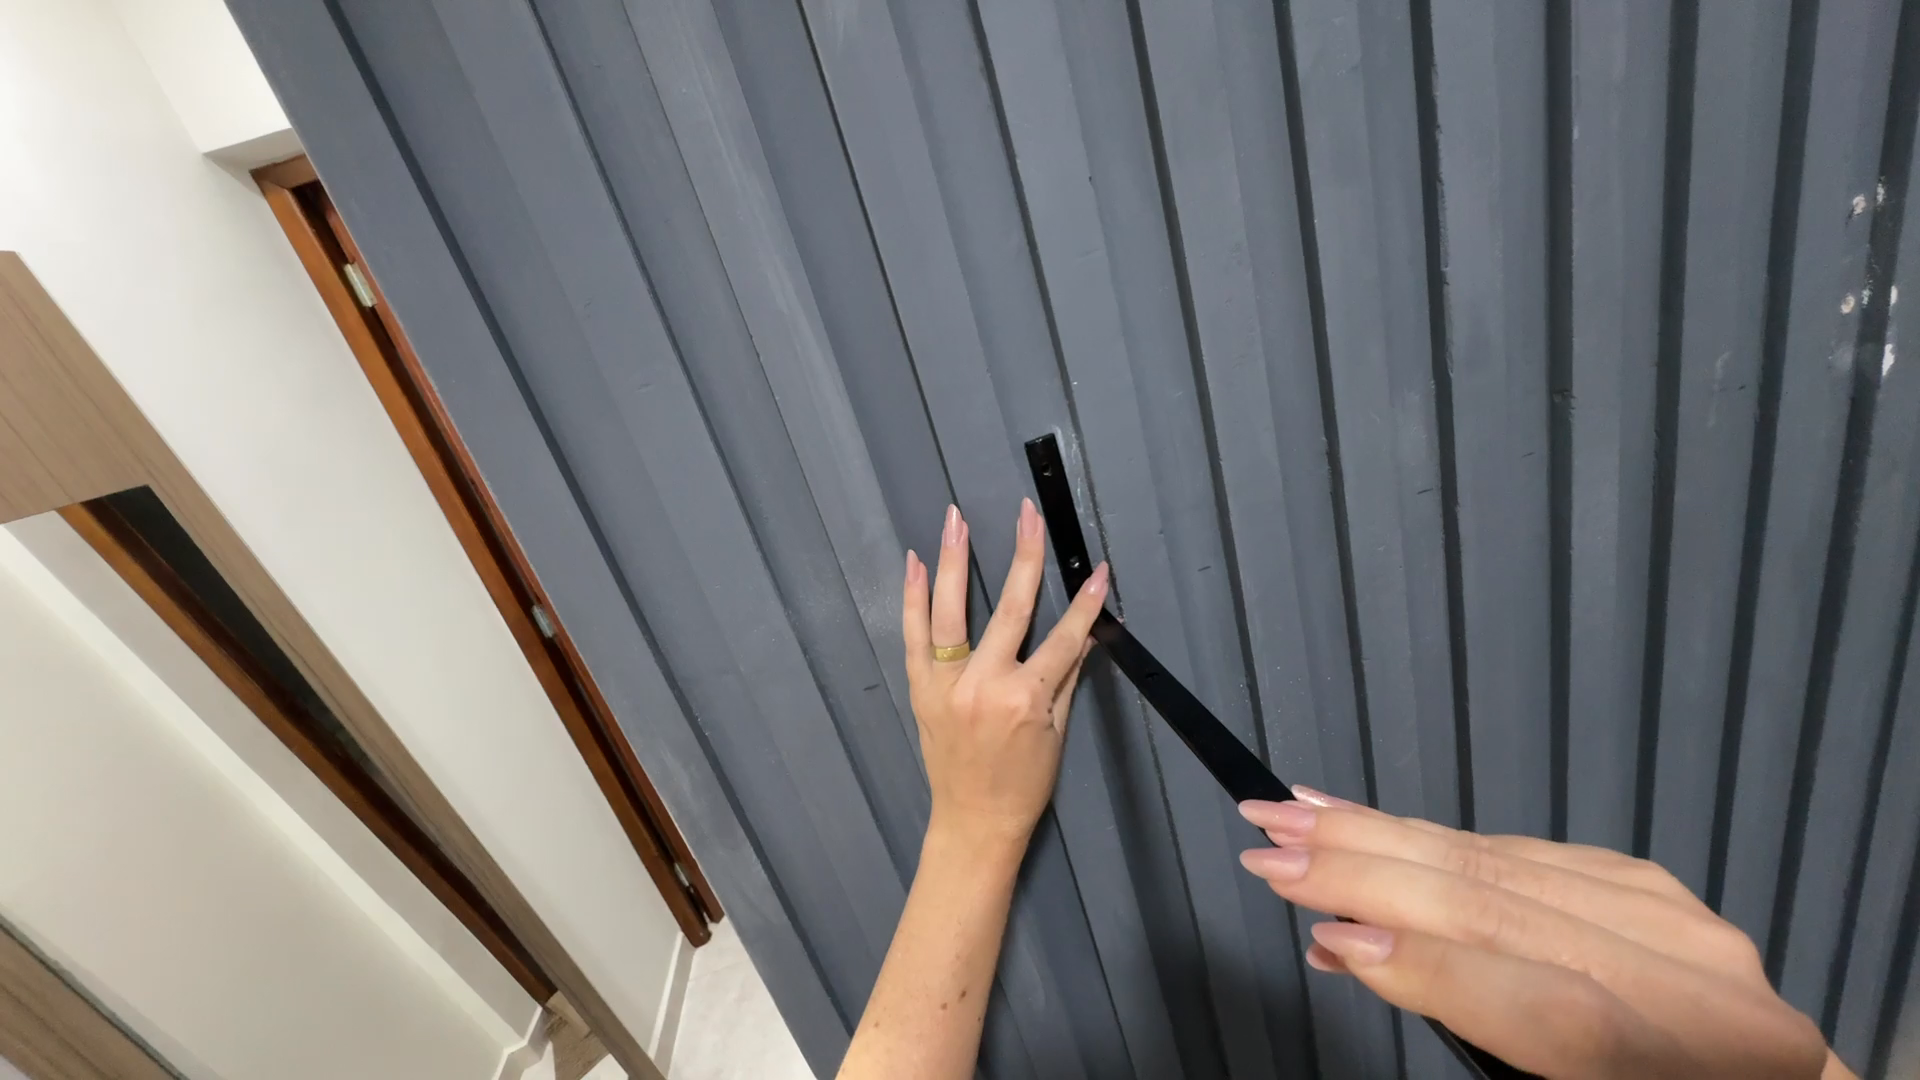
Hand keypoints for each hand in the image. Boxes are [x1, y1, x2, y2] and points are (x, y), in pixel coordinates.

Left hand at [901, 500, 1108, 846]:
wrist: (973, 823)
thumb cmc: (1024, 783)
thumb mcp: (1056, 732)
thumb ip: (1066, 675)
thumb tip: (1087, 631)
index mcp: (1026, 698)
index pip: (1064, 638)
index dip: (1084, 603)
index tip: (1097, 568)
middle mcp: (985, 684)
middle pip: (1011, 609)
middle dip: (1024, 556)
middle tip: (1027, 514)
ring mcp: (946, 683)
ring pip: (950, 612)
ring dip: (955, 561)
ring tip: (955, 518)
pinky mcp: (920, 688)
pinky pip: (914, 636)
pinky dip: (913, 598)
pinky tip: (916, 562)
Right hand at [1238, 790, 1842, 1079]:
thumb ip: (1472, 1020)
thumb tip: (1346, 945)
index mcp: (1703, 1059)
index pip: (1555, 1008)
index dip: (1436, 969)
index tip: (1328, 937)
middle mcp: (1695, 974)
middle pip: (1504, 910)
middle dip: (1366, 875)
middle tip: (1265, 850)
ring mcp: (1658, 908)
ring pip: (1487, 858)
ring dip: (1367, 833)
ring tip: (1284, 815)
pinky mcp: (1623, 870)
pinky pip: (1495, 845)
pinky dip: (1408, 829)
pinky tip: (1348, 812)